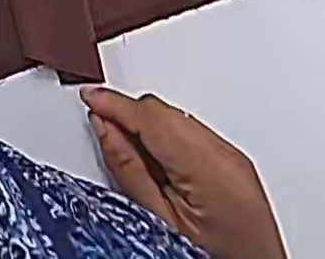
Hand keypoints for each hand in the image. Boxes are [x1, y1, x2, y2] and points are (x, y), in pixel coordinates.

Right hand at [83, 88, 286, 258]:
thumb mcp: (162, 227)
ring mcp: (234, 160)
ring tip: (132, 157)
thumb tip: (104, 125)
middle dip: (129, 114)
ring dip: (146, 124)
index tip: (90, 96)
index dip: (115, 102)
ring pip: (174, 117)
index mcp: (211, 171)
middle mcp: (227, 157)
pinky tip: (157, 164)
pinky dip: (165, 135)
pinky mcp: (234, 165)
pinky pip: (189, 131)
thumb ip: (129, 170)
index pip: (151, 116)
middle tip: (103, 129)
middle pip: (163, 112)